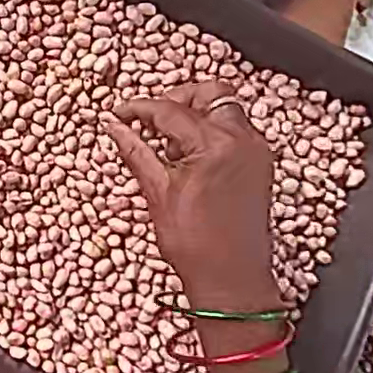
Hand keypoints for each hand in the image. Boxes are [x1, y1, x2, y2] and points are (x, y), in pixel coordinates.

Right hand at [103, 81, 278, 310]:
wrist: (231, 278)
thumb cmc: (195, 243)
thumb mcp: (155, 191)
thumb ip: (134, 150)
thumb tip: (113, 126)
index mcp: (216, 145)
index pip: (169, 109)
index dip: (138, 108)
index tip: (118, 113)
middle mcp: (243, 141)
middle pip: (210, 93)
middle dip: (175, 98)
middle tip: (148, 118)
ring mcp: (255, 152)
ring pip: (223, 109)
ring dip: (193, 113)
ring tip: (164, 141)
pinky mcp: (258, 165)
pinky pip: (233, 130)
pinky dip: (208, 130)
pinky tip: (184, 155)